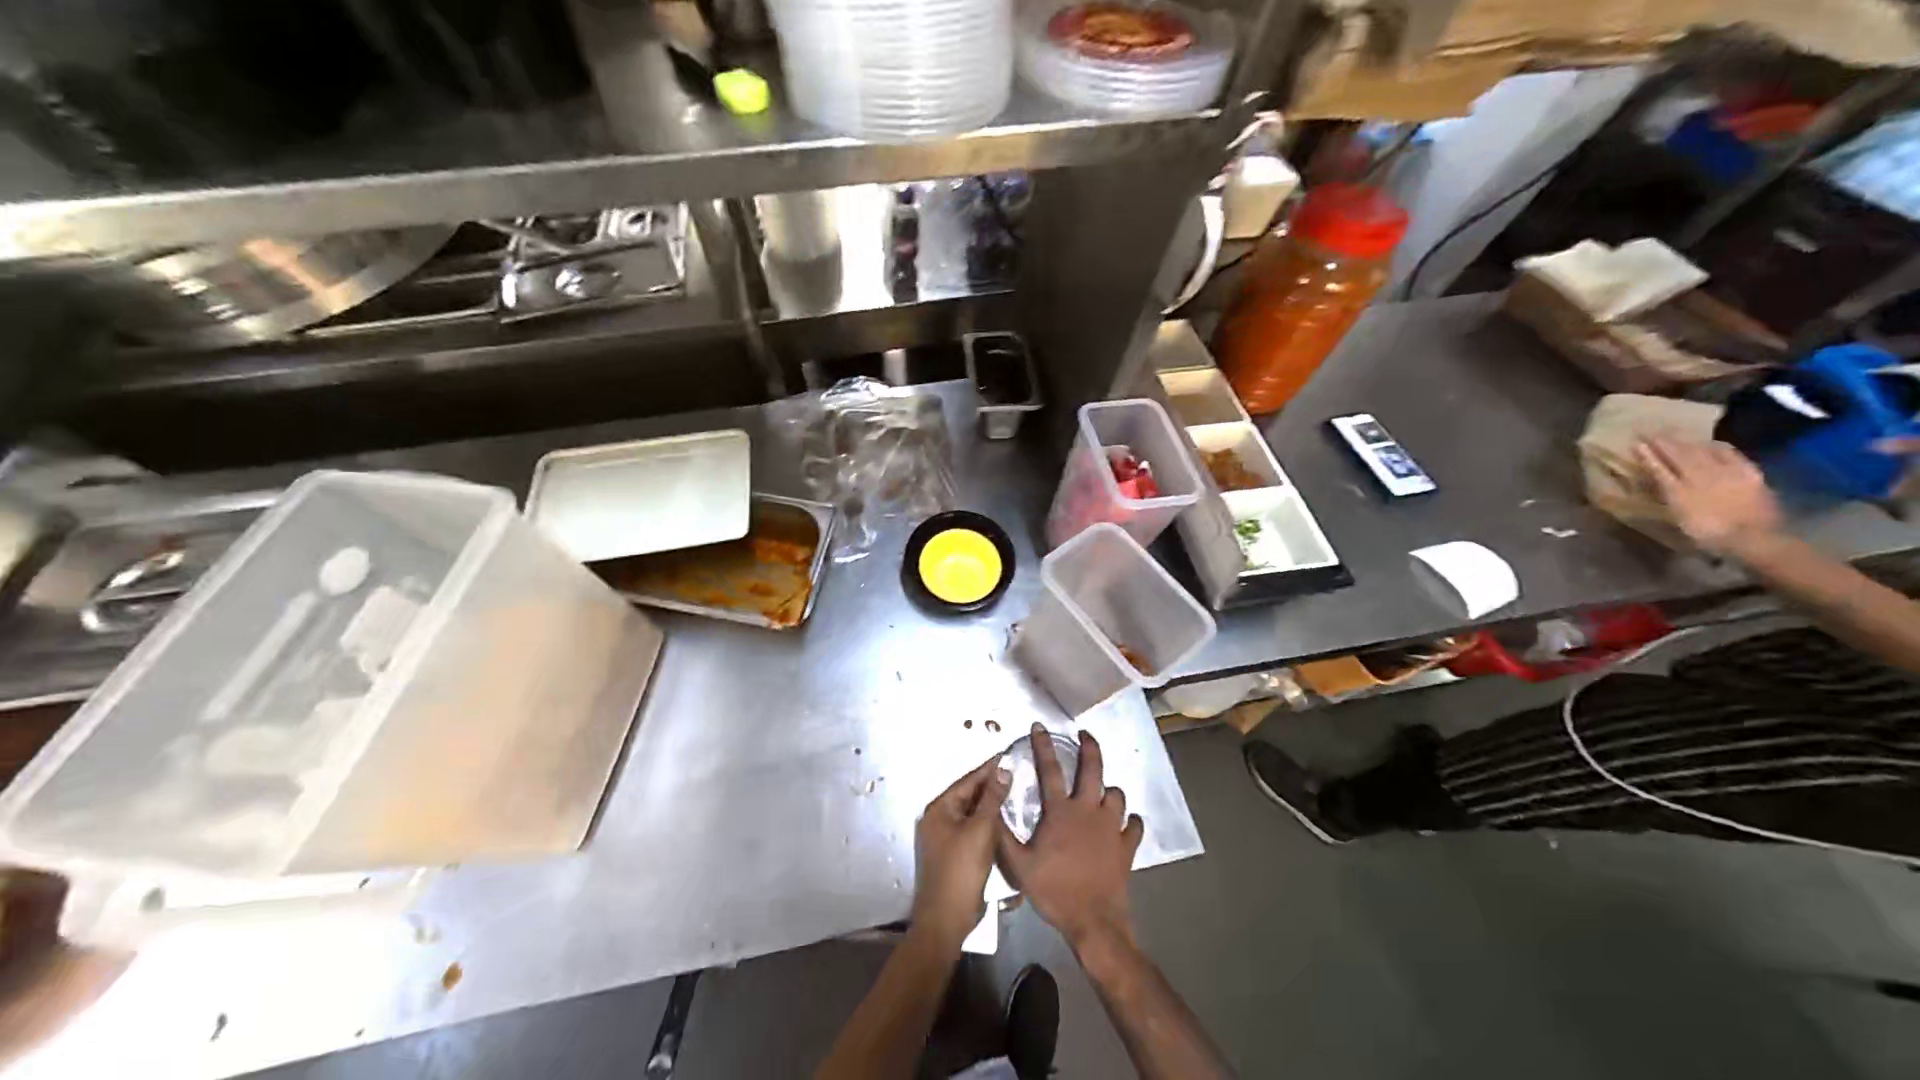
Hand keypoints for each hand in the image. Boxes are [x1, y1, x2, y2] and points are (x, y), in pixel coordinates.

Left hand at [910, 755, 1011, 945]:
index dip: (989, 769)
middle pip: (969, 796)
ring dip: (992, 806)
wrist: (947, 918)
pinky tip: (1009, 822)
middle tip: (1019, 774)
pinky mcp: (956, 854)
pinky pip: (974, 830)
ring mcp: (946, 838)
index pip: (967, 781)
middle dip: (992, 786)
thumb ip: (992, 799)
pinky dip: (989, 824)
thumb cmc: (961, 869)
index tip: (1009, 756)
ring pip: (973, 814)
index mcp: (939, 809)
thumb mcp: (980, 830)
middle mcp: (939, 819)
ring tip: (1018, 794)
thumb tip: (1002, 769)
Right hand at [997, 723, 1142, 953]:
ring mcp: (1112, 827)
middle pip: (1093, 769)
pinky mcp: (1128, 846)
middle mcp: (1089, 811)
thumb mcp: (1019, 865)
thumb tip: (991, 809)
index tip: (1040, 727)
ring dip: (1109, 790)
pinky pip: (1135, 825)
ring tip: (1103, 791)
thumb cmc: (1054, 890)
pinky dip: (1131, 821)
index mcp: (1061, 812)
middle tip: (1086, 735)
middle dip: (1090, 747)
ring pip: (1116, 795)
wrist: (1094, 921)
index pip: (1049, 770)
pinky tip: (1127, 824)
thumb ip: (1003, 835)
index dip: (1043, 746)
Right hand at [1637, 437, 1783, 556]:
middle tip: (1654, 430)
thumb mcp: (1679, 515)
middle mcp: (1702, 474)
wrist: (1755, 539)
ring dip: (1689, 441)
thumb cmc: (1710, 534)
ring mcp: (1728, 473)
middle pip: (1682, 453)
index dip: (1648, 452)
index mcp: (1680, 487)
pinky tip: (1714, 443)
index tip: (1637, 441)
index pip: (1660, 465)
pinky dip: (1719, 448)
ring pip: (1704, 451)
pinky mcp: (1749, 475)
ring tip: (1677, 432)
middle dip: (1667, 441)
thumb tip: (1654, 471)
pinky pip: (1731, 456)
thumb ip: (1667, 492)